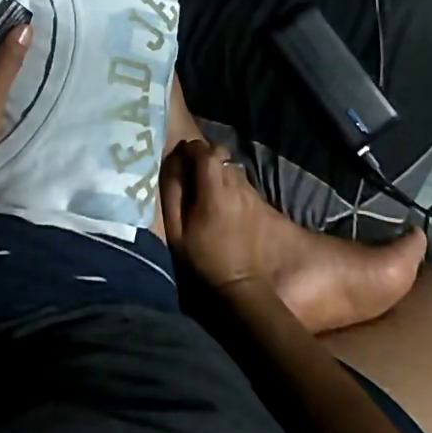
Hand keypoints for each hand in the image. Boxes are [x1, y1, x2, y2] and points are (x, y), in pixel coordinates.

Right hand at [159, 139, 278, 290]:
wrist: (242, 284)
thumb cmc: (205, 257)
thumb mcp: (177, 230)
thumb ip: (173, 192)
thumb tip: (172, 163)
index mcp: (215, 190)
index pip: (205, 151)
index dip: (192, 148)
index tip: (181, 156)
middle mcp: (236, 185)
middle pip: (220, 154)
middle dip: (204, 156)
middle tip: (191, 171)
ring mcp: (250, 193)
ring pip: (230, 166)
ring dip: (216, 169)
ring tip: (205, 187)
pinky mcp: (258, 202)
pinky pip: (240, 180)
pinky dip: (228, 182)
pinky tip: (221, 201)